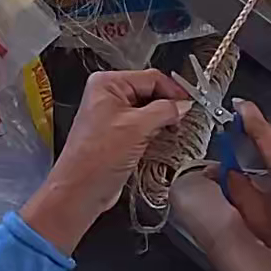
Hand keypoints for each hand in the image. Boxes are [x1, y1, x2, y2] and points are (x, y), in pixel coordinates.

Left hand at [21, 69, 192, 253]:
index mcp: (107, 84)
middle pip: (150, 92)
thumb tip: (183, 104)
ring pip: (148, 110)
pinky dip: (155, 131)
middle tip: (182, 120)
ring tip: (173, 131)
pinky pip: (143, 125)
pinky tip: (162, 140)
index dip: (172, 90)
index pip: (150, 78)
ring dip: (162, 120)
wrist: (80, 192)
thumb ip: (165, 110)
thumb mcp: (137, 127)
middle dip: (167, 106)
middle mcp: (108, 95)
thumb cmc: (97, 158)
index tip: (190, 103)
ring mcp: (112, 115)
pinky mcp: (117, 134)